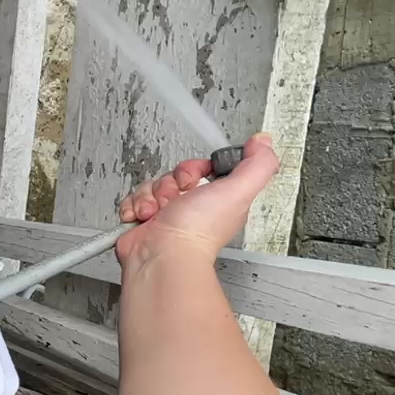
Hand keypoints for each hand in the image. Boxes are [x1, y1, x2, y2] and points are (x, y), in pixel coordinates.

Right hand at [115, 133, 278, 274]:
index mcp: (216, 199)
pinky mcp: (142, 220)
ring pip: (151, 186)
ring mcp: (165, 214)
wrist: (160, 253)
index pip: (201, 168)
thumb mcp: (238, 190)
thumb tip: (262, 142)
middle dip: (169, 184)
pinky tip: (142, 218)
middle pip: (173, 176)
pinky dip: (133, 206)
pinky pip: (132, 199)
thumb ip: (257, 164)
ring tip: (156, 213)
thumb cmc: (197, 230)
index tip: (194, 180)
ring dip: (149, 197)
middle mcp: (191, 206)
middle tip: (175, 200)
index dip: (193, 169)